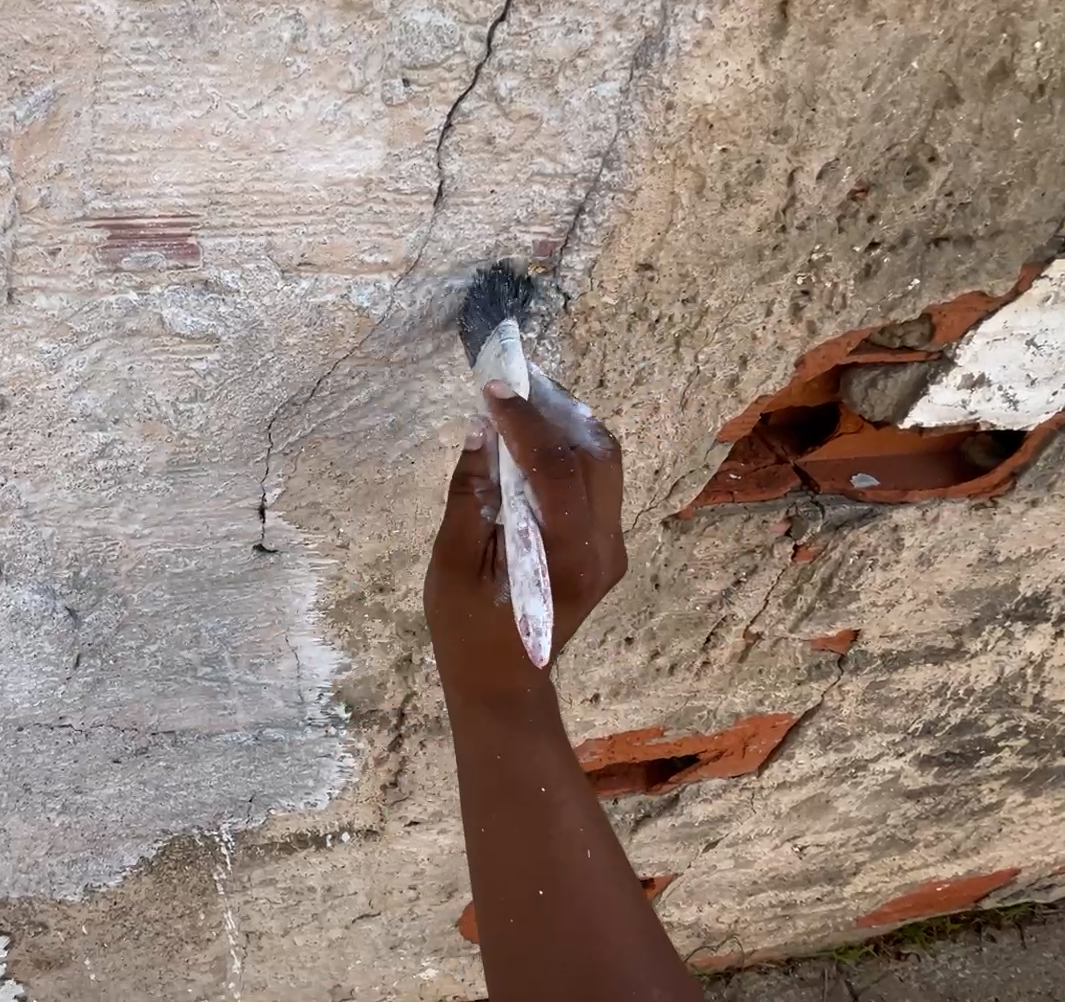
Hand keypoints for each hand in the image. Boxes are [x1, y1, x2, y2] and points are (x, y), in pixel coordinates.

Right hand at [424, 368, 625, 698]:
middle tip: (513, 383)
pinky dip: (569, 451)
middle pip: (598, 456)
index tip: (492, 388)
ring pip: (605, 464)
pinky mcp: (605, 548)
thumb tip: (480, 431)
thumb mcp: (452, 564)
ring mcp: (612, 548)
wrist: (502, 681)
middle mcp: (605, 548)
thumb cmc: (466, 629)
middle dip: (555, 410)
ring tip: (524, 401)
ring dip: (567, 425)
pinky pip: (597, 483)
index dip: (524, 421)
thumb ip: (469, 496)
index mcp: (567, 558)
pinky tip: (535, 441)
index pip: (556, 469)